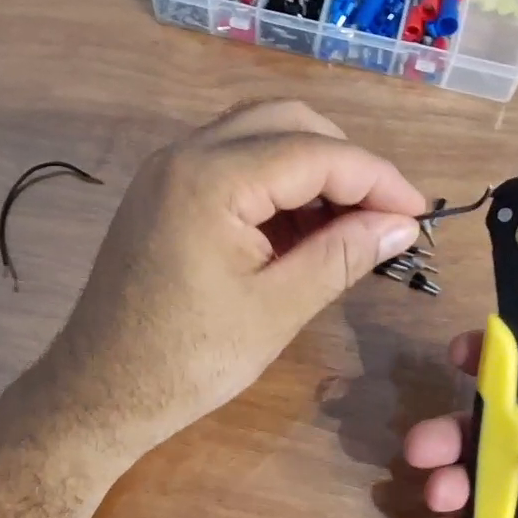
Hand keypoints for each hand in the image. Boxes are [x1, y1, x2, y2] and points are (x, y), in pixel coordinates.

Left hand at [47, 100, 425, 451]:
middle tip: (381, 215)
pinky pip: (230, 167)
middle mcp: (184, 154)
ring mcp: (166, 172)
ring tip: (346, 227)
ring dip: (310, 171)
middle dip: (344, 162)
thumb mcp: (277, 310)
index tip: (418, 213)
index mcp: (211, 178)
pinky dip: (273, 187)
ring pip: (257, 138)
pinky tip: (299, 232)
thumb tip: (402, 224)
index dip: (377, 178)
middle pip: (286, 123)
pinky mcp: (161, 196)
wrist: (100, 393)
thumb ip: (343, 255)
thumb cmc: (188, 361)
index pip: (316, 153)